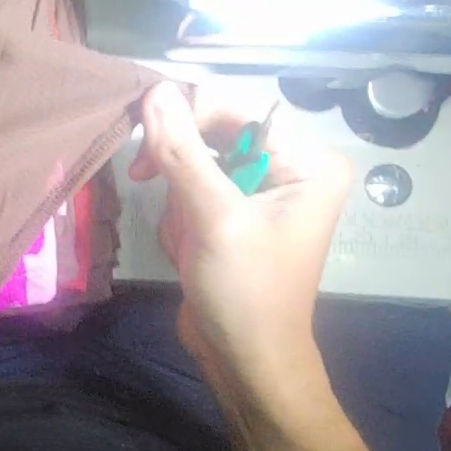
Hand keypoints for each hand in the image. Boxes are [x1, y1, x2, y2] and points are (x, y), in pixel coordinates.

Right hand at [129, 83, 352, 413]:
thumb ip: (182, 152)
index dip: (186, 118)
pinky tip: (186, 249)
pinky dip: (177, 218)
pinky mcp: (233, 217)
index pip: (235, 111)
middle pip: (212, 135)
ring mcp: (259, 195)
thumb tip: (155, 91)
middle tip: (146, 181)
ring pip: (193, 165)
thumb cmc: (244, 292)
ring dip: (175, 201)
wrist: (244, 359)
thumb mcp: (213, 218)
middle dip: (179, 170)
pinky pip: (190, 193)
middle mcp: (288, 170)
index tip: (143, 146)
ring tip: (185, 239)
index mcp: (307, 162)